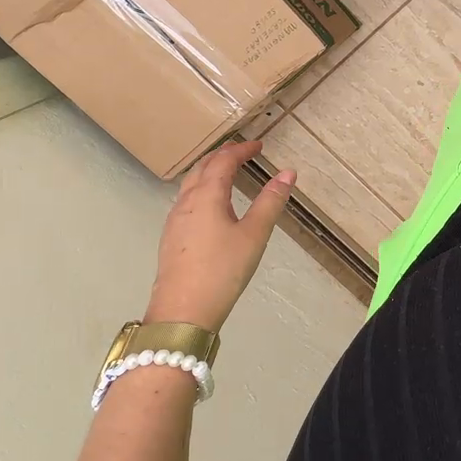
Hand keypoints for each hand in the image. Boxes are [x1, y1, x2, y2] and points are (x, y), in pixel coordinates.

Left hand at [143, 140, 295, 331]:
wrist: (182, 315)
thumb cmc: (222, 270)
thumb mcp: (255, 234)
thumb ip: (271, 201)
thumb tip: (288, 172)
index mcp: (206, 197)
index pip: (222, 162)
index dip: (241, 150)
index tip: (259, 145)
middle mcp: (185, 204)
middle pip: (201, 169)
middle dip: (222, 156)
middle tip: (243, 152)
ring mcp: (174, 223)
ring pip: (190, 185)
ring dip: (209, 171)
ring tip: (228, 172)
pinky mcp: (171, 240)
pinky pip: (186, 201)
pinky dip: (202, 188)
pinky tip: (212, 204)